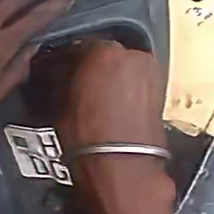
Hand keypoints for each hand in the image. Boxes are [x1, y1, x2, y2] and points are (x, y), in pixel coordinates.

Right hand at [59, 40, 190, 213]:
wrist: (121, 169)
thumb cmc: (83, 132)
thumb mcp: (59, 100)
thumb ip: (59, 76)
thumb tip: (53, 68)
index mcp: (104, 49)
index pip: (76, 45)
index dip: (63, 58)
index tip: (53, 70)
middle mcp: (133, 54)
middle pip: (104, 53)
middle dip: (89, 65)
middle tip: (70, 81)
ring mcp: (151, 73)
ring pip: (121, 68)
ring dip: (106, 77)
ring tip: (87, 96)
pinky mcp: (161, 93)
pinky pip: (133, 83)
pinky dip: (120, 89)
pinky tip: (105, 105)